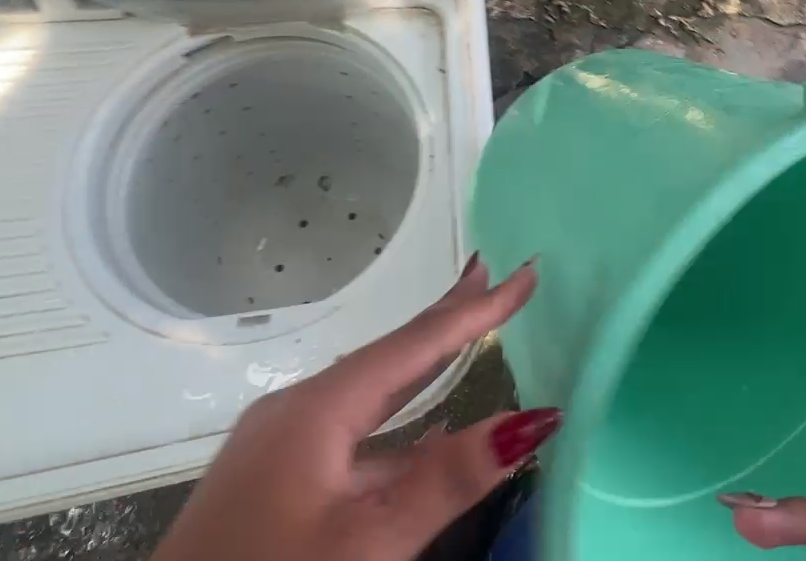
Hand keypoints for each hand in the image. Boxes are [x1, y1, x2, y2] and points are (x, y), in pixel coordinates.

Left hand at [153, 256, 558, 560]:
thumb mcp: (370, 541)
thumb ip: (450, 479)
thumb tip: (534, 419)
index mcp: (316, 409)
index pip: (415, 344)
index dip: (476, 307)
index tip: (525, 271)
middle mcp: (295, 412)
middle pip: (389, 355)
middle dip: (445, 317)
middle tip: (492, 276)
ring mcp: (279, 447)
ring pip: (369, 395)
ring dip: (422, 366)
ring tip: (465, 336)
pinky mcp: (271, 483)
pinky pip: (351, 434)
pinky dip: (397, 424)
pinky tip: (424, 436)